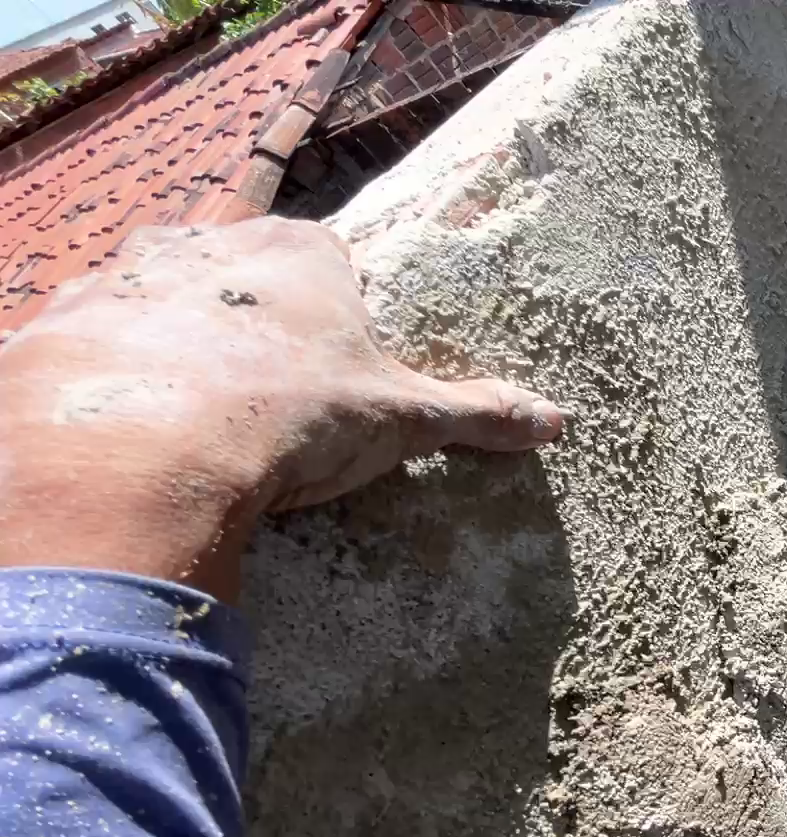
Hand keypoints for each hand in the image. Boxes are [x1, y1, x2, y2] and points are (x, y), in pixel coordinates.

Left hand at [0, 218, 564, 600]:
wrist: (136, 460)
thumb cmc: (295, 415)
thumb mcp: (408, 419)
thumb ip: (481, 412)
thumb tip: (556, 420)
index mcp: (296, 256)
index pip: (329, 251)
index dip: (345, 296)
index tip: (353, 345)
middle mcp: (203, 247)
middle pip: (244, 264)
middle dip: (266, 310)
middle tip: (290, 376)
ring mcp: (117, 283)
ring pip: (165, 295)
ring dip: (189, 336)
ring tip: (217, 402)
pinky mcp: (51, 331)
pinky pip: (98, 340)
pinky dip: (125, 372)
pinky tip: (150, 420)